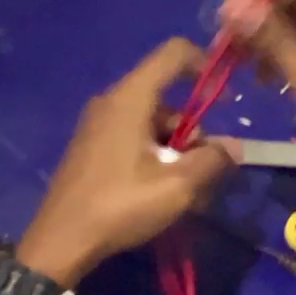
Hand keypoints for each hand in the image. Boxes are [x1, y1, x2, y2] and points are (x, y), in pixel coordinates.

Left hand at [18, 39, 236, 284]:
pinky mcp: (90, 148)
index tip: (225, 97)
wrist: (61, 240)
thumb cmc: (120, 205)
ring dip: (173, 150)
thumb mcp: (177, 186)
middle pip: (166, 99)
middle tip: (197, 171)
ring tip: (179, 191)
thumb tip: (234, 148)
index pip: (173, 54)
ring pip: (150, 123)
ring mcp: (97, 125)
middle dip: (191, 131)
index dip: (204, 64)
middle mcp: (111, 102)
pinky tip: (156, 191)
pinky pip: (131, 138)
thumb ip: (212, 161)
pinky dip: (151, 156)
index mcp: (130, 98)